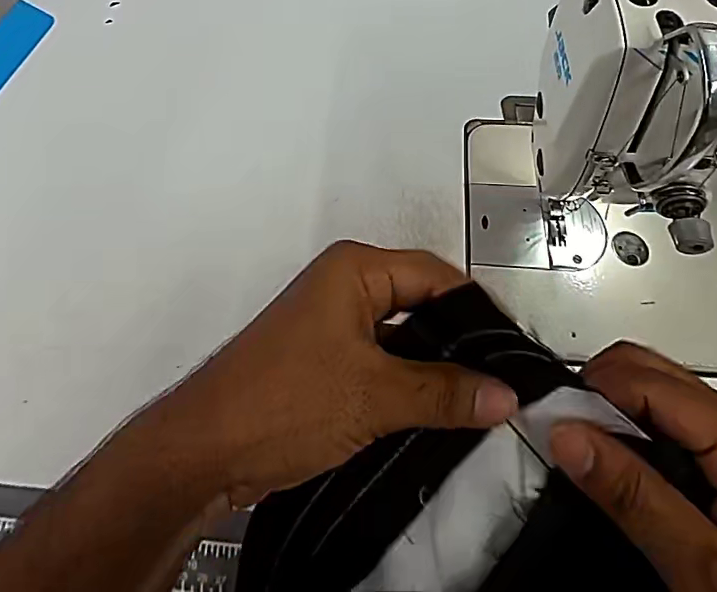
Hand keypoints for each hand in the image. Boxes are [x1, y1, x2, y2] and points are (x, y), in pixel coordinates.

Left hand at [140, 241, 519, 506]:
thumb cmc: (268, 399)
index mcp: (352, 270)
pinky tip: (429, 413)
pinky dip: (407, 382)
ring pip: (402, 335)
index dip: (475, 310)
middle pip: (420, 301)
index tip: (505, 346)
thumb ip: (443, 393)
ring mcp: (333, 324)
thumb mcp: (374, 395)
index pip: (435, 274)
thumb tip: (494, 391)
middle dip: (456, 339)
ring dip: (431, 366)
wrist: (210, 447)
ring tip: (468, 398)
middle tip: (494, 374)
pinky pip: (382, 361)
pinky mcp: (326, 360)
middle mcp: (342, 288)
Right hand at [549, 343, 716, 591]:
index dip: (590, 393)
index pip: (645, 378)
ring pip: (652, 396)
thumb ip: (636, 498)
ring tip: (587, 461)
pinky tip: (619, 474)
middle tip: (566, 440)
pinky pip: (666, 428)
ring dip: (610, 416)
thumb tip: (570, 436)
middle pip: (647, 371)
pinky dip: (630, 438)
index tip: (552, 424)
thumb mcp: (711, 572)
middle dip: (597, 394)